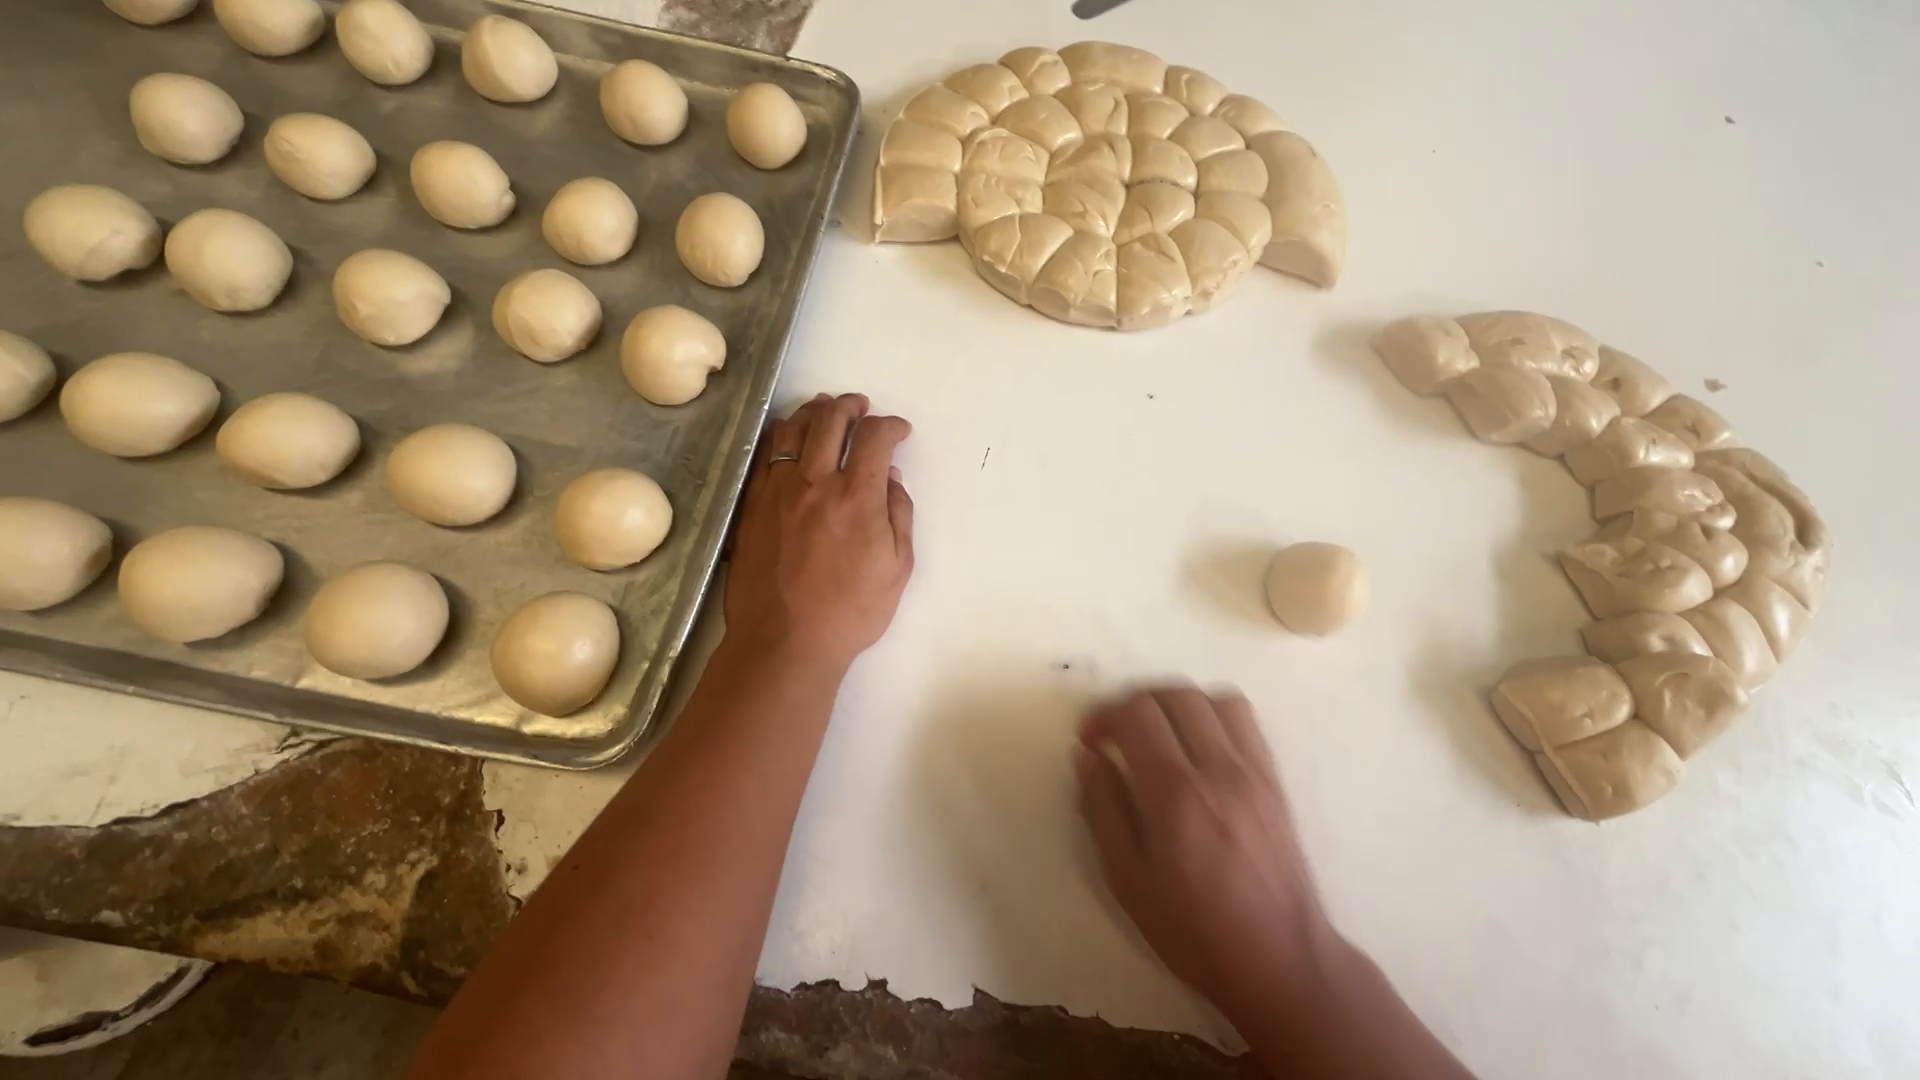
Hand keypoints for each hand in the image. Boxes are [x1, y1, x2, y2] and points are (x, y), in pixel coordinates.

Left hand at [725, 393, 914, 670]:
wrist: (786, 641)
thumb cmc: (851, 611)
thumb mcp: (897, 567)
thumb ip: (898, 514)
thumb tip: (891, 477)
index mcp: (857, 496)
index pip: (875, 437)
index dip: (892, 426)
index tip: (899, 431)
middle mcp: (815, 482)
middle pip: (830, 421)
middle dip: (851, 406)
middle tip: (861, 407)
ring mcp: (777, 491)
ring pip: (792, 430)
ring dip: (813, 412)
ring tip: (824, 409)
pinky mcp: (752, 506)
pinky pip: (765, 456)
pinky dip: (780, 436)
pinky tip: (787, 438)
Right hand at [1075, 687, 1332, 1017]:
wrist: (1280, 959)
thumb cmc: (1194, 929)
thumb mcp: (1127, 880)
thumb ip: (1103, 809)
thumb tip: (1088, 756)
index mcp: (1176, 795)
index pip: (1137, 714)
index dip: (1103, 715)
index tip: (1090, 742)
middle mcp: (1218, 769)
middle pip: (1173, 694)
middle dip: (1135, 702)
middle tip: (1116, 733)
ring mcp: (1253, 770)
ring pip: (1212, 697)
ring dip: (1176, 702)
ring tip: (1158, 733)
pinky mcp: (1274, 779)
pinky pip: (1244, 719)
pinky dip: (1212, 714)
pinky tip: (1197, 745)